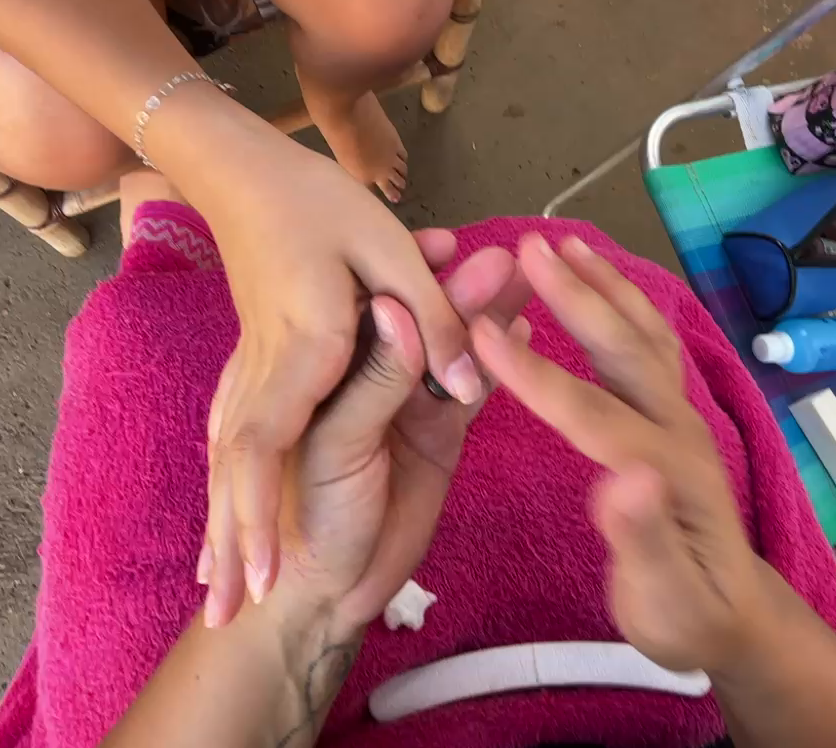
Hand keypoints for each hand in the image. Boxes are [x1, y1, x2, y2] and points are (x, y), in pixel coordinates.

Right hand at [185, 129, 498, 628]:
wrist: (236, 172)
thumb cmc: (312, 202)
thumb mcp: (384, 248)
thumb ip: (424, 315)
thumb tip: (466, 377)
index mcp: (299, 339)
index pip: (271, 437)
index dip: (258, 511)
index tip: (259, 585)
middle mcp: (264, 365)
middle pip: (239, 457)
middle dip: (232, 538)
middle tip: (223, 611)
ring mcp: (244, 363)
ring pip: (227, 450)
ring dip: (222, 520)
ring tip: (218, 593)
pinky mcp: (242, 358)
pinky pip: (228, 427)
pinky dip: (223, 475)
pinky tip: (226, 498)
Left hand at [236, 231, 530, 635]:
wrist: (333, 593)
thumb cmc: (312, 513)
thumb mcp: (335, 444)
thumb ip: (373, 380)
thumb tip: (399, 308)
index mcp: (325, 364)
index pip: (371, 306)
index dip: (407, 272)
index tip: (444, 242)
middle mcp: (366, 372)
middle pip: (420, 322)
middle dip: (459, 291)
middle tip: (502, 258)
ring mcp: (406, 400)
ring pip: (449, 348)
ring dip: (484, 317)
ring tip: (522, 279)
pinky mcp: (439, 431)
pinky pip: (470, 389)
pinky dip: (497, 363)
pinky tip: (523, 328)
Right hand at [471, 233, 767, 673]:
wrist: (736, 609)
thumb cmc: (685, 613)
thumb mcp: (664, 603)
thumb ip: (645, 543)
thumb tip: (623, 478)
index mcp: (665, 469)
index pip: (589, 411)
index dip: (533, 372)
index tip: (480, 330)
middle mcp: (675, 423)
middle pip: (622, 348)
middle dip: (573, 294)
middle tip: (527, 245)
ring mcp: (678, 408)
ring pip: (641, 332)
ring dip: (602, 282)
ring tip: (562, 241)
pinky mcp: (673, 405)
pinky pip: (648, 339)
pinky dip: (621, 298)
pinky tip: (599, 276)